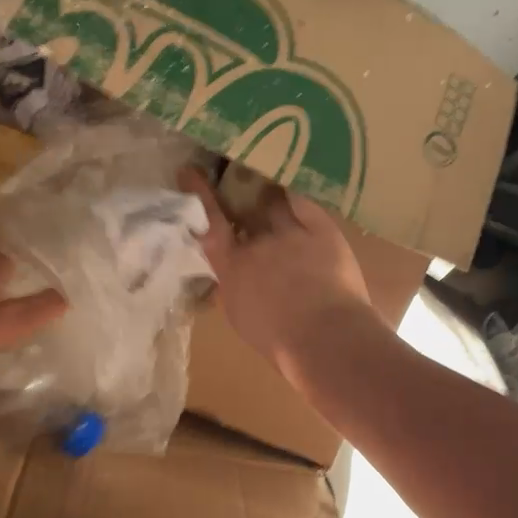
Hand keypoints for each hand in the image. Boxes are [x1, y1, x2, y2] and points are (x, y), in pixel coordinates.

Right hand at [180, 167, 380, 375]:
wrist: (327, 339)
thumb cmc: (284, 345)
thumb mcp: (244, 320)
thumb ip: (236, 290)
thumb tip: (233, 279)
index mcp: (232, 271)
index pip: (210, 227)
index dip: (200, 197)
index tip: (190, 172)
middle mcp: (256, 245)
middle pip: (243, 211)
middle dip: (240, 198)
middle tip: (239, 181)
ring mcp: (288, 233)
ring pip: (274, 202)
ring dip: (271, 195)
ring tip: (272, 186)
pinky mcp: (321, 229)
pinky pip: (304, 201)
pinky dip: (297, 194)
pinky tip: (296, 183)